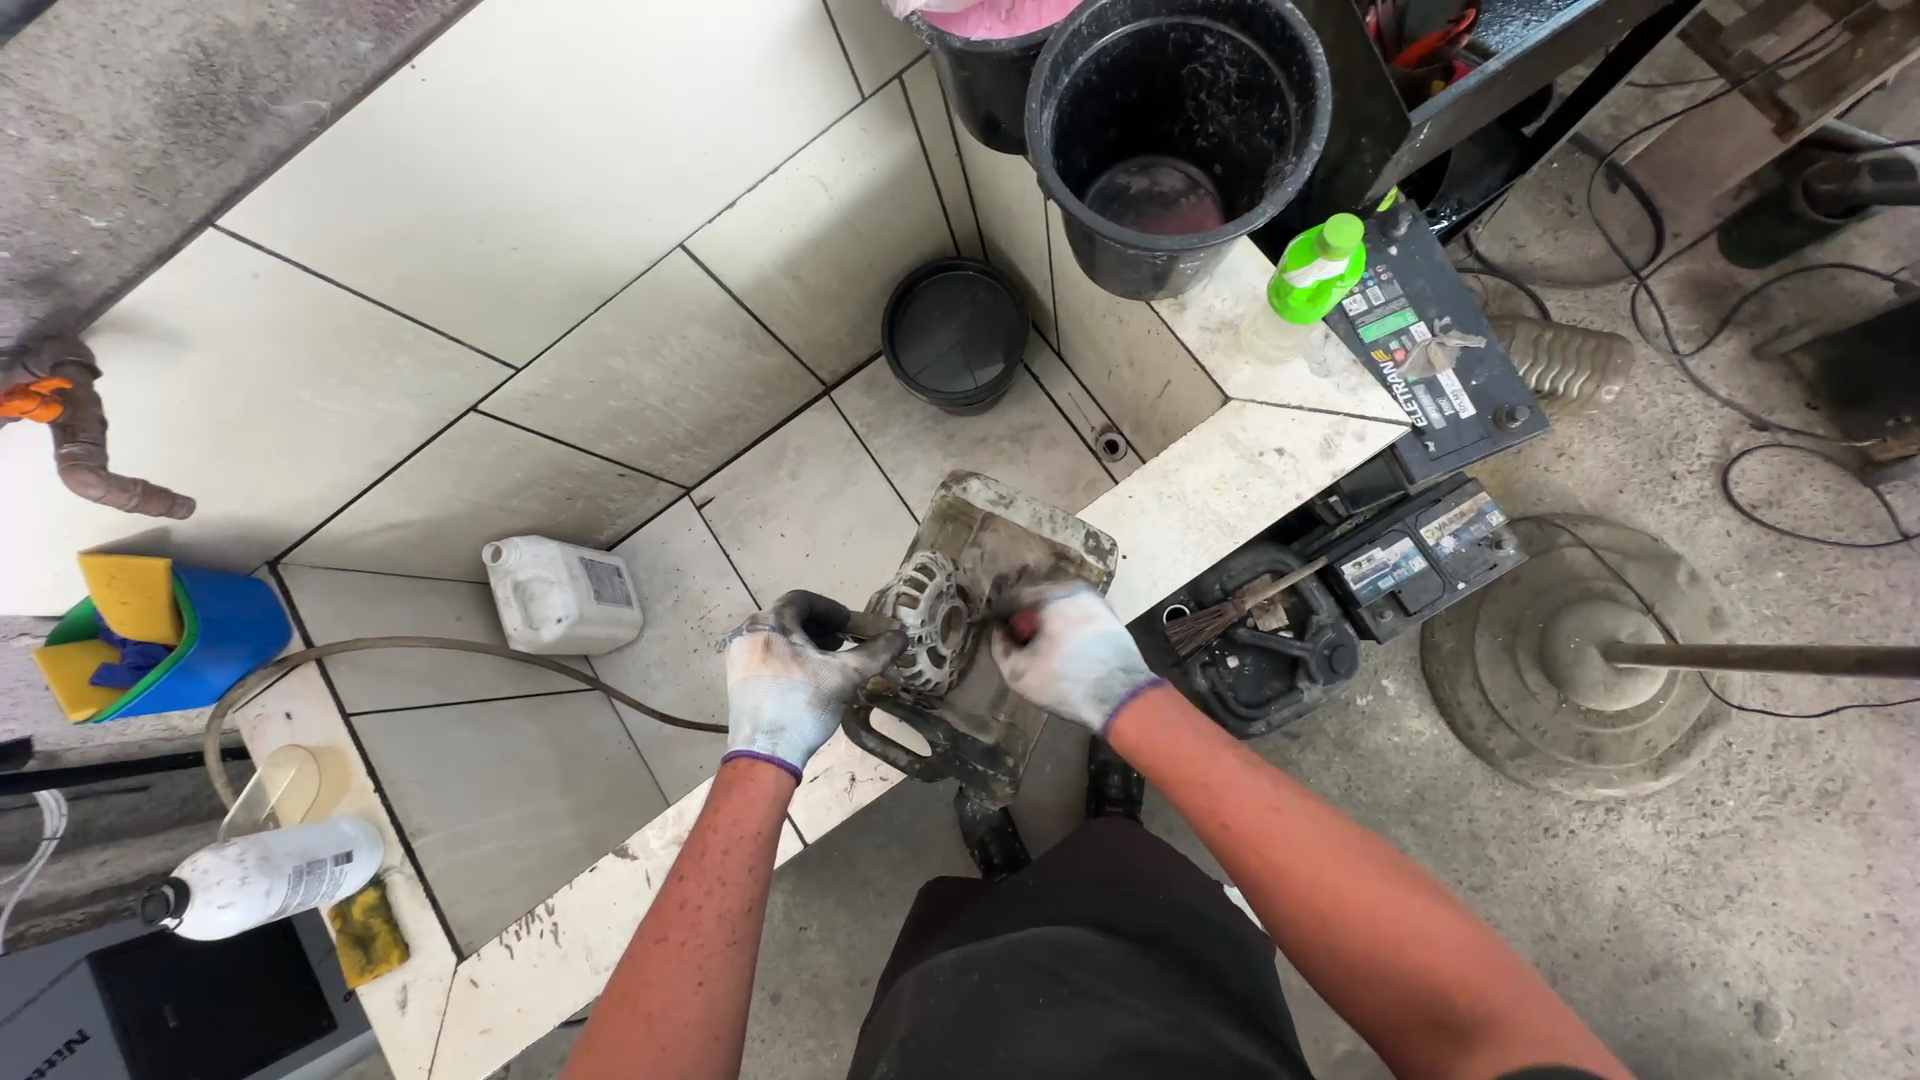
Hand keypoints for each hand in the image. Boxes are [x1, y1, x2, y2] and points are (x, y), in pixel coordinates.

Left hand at [723, 590, 906, 779]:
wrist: (766, 752)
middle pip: (789, 617)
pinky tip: (805, 678)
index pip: (803, 599)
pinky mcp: (736, 679)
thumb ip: (875, 652)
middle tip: (841, 643)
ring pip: (777, 636)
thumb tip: (901, 636)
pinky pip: (766, 654)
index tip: (850, 626)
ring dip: (805, 642)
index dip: (831, 609)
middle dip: (820, 627)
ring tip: (826, 661)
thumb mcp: (846, 675)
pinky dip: (788, 656)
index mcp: (771, 623)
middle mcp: (749, 632)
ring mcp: (738, 656)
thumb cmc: (804, 704)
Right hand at [990, 583, 1162, 735]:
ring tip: (1040, 647)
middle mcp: (1075, 589)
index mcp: (1051, 595)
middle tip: (1016, 640)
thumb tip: (999, 632)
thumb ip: (1000, 647)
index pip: (1013, 597)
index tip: (994, 631)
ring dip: (1047, 622)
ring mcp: (1096, 601)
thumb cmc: (1066, 681)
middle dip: (1025, 617)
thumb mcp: (1019, 672)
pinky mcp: (1110, 617)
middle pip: (1038, 598)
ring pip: (1060, 606)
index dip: (999, 616)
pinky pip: (1077, 615)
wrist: (1122, 697)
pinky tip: (1063, 649)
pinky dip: (1066, 626)